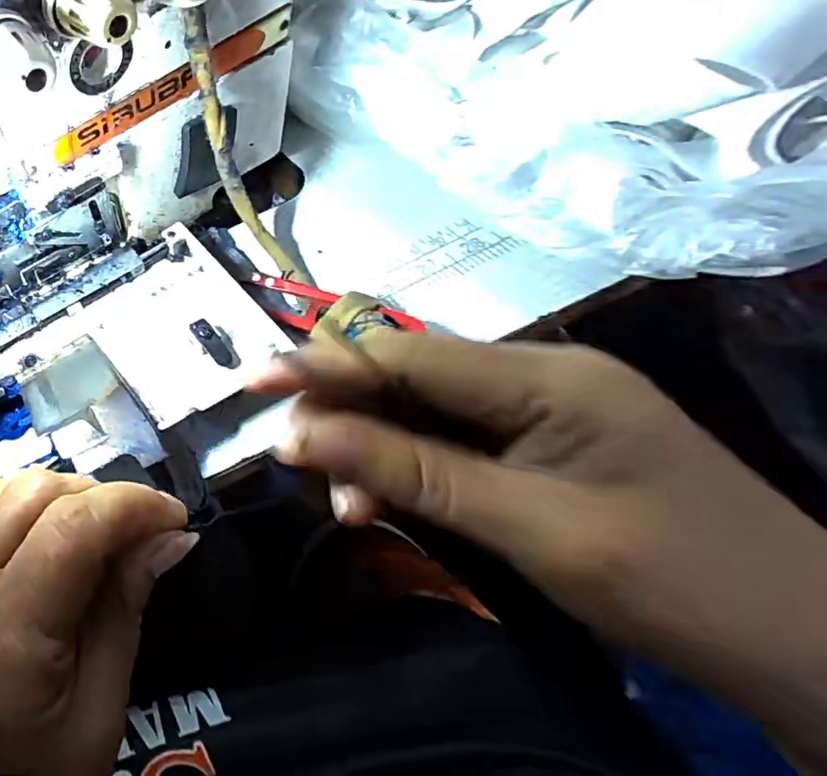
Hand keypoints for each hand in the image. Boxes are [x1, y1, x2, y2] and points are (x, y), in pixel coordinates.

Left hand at [0, 470, 194, 775]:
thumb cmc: (38, 765)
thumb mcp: (101, 706)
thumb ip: (126, 608)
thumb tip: (169, 536)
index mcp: (4, 627)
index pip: (69, 528)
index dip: (128, 506)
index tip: (173, 515)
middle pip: (33, 492)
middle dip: (97, 495)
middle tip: (141, 528)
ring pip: (6, 487)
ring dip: (61, 494)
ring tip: (102, 531)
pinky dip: (25, 505)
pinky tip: (53, 535)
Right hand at [252, 332, 826, 769]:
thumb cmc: (689, 587)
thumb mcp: (535, 529)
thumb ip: (407, 471)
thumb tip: (294, 434)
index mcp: (546, 376)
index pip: (400, 352)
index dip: (319, 364)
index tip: (249, 381)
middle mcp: (534, 376)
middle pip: (399, 376)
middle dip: (340, 416)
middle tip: (298, 463)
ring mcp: (537, 410)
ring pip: (411, 409)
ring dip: (366, 450)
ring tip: (348, 505)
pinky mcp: (536, 445)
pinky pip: (441, 440)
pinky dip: (399, 468)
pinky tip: (379, 502)